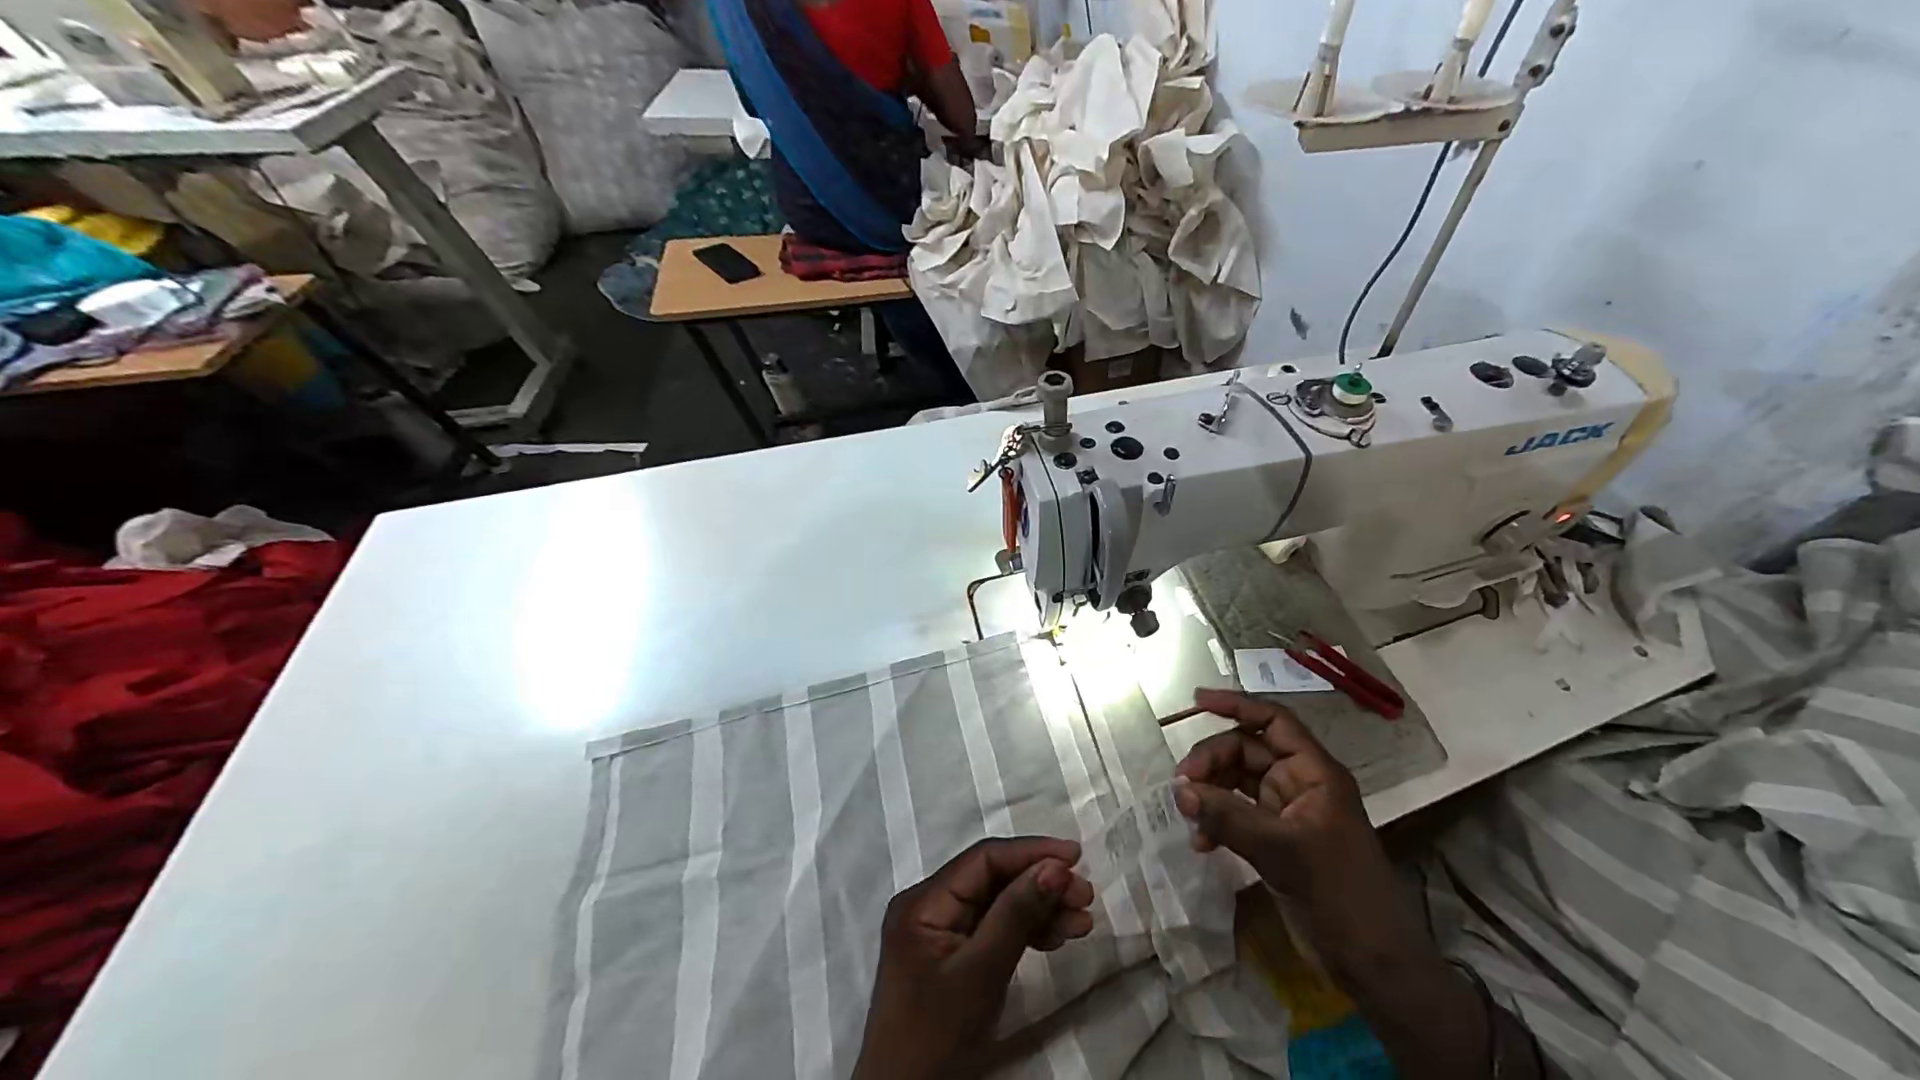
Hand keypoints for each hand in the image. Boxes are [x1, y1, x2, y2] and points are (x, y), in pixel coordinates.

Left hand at [852, 836, 1095, 1079]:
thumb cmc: (937, 1035)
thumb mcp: (981, 973)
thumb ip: (1016, 914)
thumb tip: (1055, 866)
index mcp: (924, 901)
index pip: (983, 860)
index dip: (1030, 852)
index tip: (1076, 856)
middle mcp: (929, 905)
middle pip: (992, 879)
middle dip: (1040, 883)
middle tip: (1085, 897)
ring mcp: (940, 930)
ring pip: (997, 902)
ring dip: (1039, 907)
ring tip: (1081, 921)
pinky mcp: (952, 954)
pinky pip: (993, 927)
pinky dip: (1026, 930)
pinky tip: (1056, 936)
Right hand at [1172, 689, 1435, 985]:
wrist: (1372, 962)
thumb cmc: (1340, 894)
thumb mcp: (1282, 851)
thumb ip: (1227, 817)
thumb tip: (1179, 790)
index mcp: (1314, 772)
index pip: (1273, 721)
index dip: (1236, 705)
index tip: (1195, 701)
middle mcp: (1299, 783)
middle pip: (1245, 750)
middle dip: (1211, 761)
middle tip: (1182, 784)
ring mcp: (1286, 812)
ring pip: (1236, 782)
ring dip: (1209, 792)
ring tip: (1186, 813)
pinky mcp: (1274, 840)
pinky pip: (1235, 814)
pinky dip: (1215, 821)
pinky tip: (1200, 842)